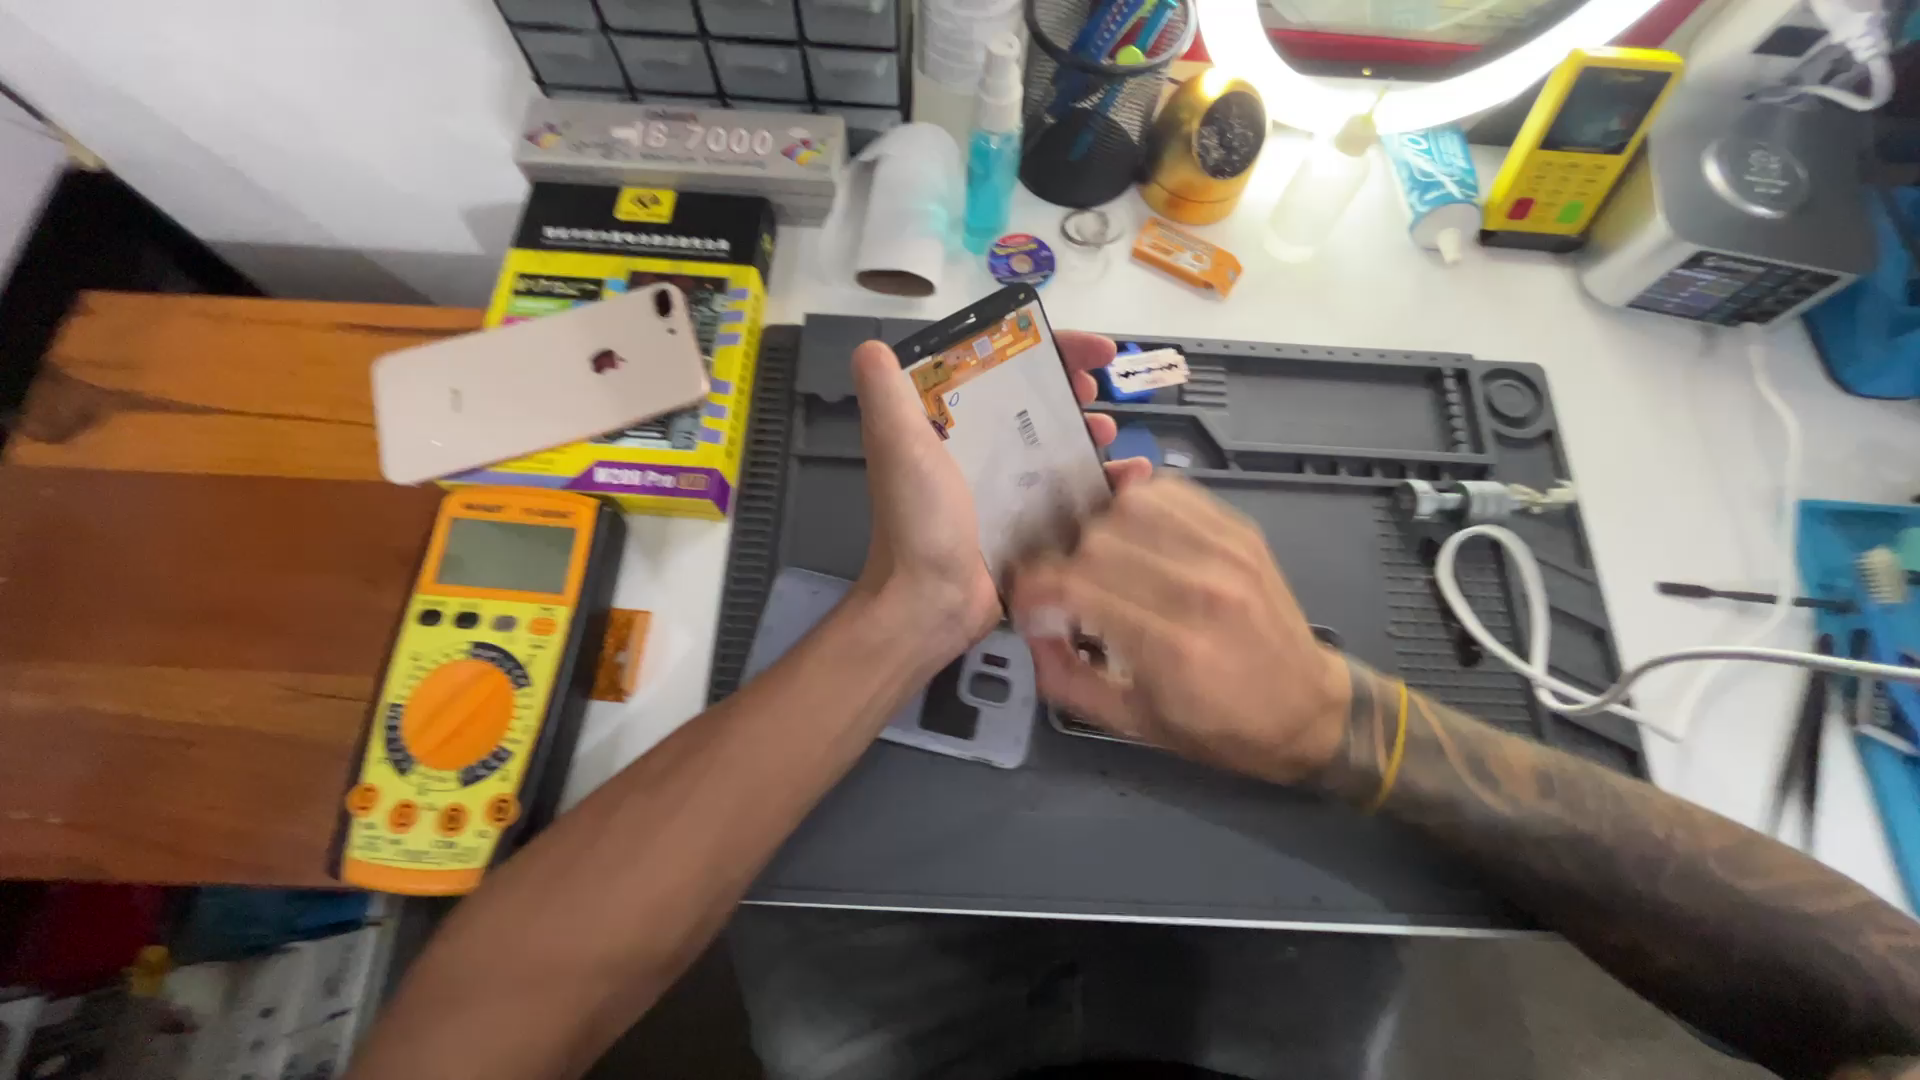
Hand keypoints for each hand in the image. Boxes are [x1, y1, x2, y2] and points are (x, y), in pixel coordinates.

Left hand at [850, 331, 1148, 672]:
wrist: (929, 602)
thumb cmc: (916, 518)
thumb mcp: (895, 443)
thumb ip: (885, 391)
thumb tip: (872, 346)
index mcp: (947, 426)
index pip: (1002, 369)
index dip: (1048, 350)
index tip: (1092, 351)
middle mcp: (976, 452)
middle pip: (1035, 405)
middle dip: (1071, 391)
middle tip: (1095, 391)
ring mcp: (1006, 491)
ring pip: (1058, 448)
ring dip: (1090, 434)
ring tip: (1109, 435)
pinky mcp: (1029, 526)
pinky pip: (1072, 496)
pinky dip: (1103, 484)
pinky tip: (1132, 478)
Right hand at [1009, 476, 1349, 782]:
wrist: (1308, 710)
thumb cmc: (1218, 727)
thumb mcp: (1131, 723)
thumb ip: (1065, 676)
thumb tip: (1029, 626)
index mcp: (1172, 647)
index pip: (1076, 586)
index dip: (1034, 588)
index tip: (1028, 602)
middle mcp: (1200, 588)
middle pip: (1096, 540)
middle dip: (1062, 561)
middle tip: (1063, 587)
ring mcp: (1225, 551)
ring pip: (1129, 505)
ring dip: (1096, 527)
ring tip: (1097, 558)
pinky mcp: (1240, 530)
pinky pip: (1169, 490)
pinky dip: (1135, 503)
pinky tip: (1132, 533)